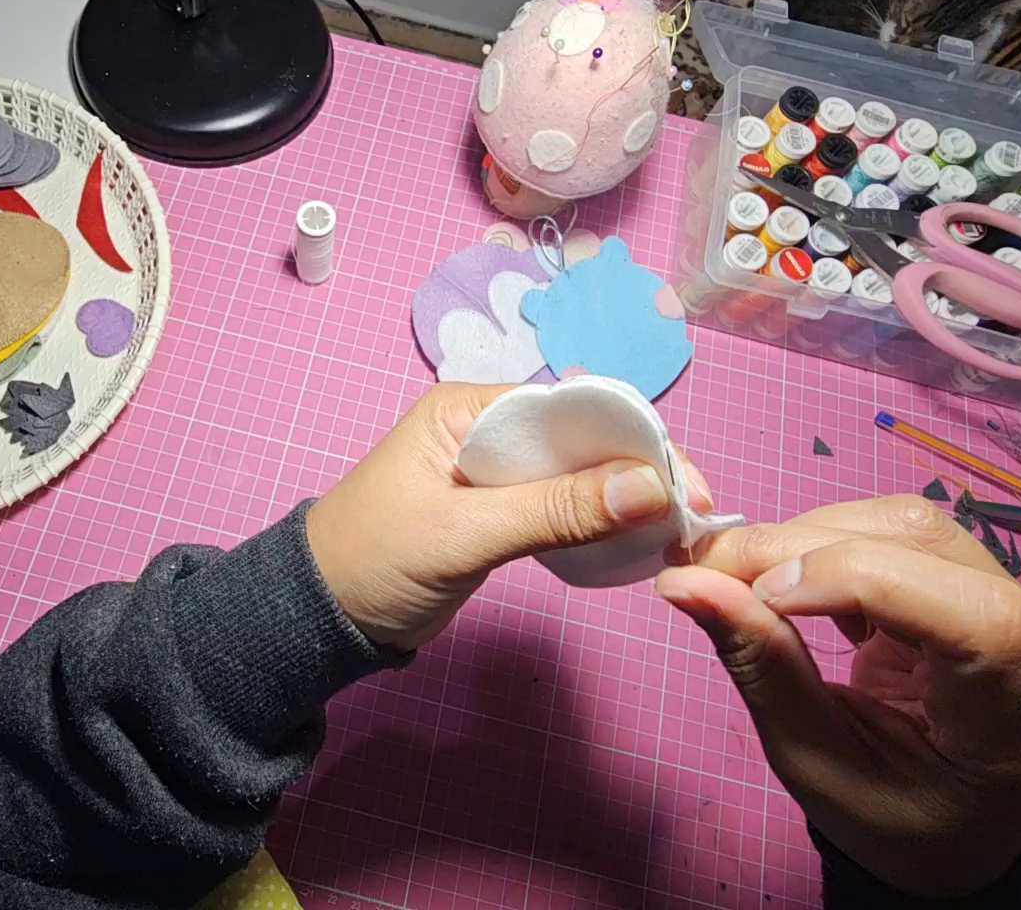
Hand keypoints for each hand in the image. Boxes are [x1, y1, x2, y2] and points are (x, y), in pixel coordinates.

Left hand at [307, 383, 714, 650]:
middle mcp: (484, 428)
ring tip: (676, 528)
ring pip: (572, 473)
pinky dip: (592, 521)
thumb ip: (554, 509)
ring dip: (619, 496)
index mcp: (466, 408)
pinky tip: (630, 539)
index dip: (628, 438)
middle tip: (694, 510)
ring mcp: (492, 471)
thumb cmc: (377, 558)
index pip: (565, 407)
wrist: (326, 614)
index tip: (684, 482)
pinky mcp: (497, 510)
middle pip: (575, 437)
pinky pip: (557, 505)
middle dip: (633, 468)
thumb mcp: (465, 533)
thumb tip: (652, 485)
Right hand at [658, 495, 1020, 897]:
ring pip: (903, 524)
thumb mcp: (811, 759)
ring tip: (744, 575)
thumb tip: (682, 580)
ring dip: (804, 536)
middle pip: (923, 548)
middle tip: (708, 569)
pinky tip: (790, 581)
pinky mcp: (974, 584)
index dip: (864, 580)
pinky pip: (892, 531)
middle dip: (798, 546)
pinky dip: (819, 542)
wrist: (952, 829)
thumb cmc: (888, 816)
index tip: (761, 594)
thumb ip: (757, 664)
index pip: (981, 621)